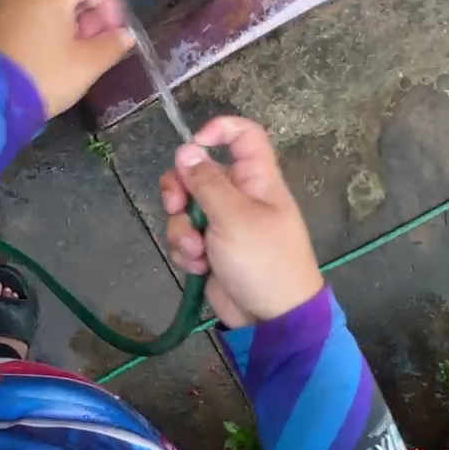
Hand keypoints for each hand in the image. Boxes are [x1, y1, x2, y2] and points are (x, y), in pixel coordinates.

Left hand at [0, 0, 133, 118]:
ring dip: (67, 25)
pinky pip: (26, 18)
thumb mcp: (87, 65)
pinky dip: (44, 30)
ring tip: (75, 55)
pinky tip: (49, 57)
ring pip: (45, 6)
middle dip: (88, 16)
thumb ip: (111, 46)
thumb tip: (125, 35)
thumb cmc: (45, 77)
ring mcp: (3, 7)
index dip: (109, 3)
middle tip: (98, 46)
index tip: (115, 31)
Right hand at [159, 116, 323, 326]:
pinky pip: (184, 236)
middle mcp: (238, 195)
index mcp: (256, 179)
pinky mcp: (208, 248)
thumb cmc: (263, 260)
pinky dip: (185, 251)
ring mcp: (221, 223)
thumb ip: (206, 182)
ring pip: (184, 208)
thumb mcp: (233, 217)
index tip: (193, 147)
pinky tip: (198, 267)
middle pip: (197, 172)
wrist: (271, 318)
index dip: (218, 131)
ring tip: (197, 252)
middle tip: (177, 206)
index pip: (243, 136)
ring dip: (182, 230)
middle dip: (180, 191)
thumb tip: (185, 150)